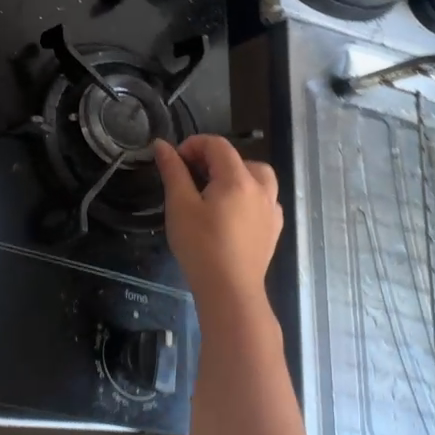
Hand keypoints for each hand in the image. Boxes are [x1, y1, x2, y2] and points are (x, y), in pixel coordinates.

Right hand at [154, 135, 281, 311]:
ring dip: (237, 175)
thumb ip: (173, 170)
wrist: (230, 290)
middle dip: (216, 159)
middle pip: (242, 159)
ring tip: (216, 190)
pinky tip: (233, 212)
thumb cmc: (200, 244)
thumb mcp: (179, 204)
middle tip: (193, 174)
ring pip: (260, 178)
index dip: (193, 145)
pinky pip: (266, 201)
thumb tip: (161, 145)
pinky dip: (250, 196)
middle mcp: (261, 190)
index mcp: (237, 179)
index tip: (175, 161)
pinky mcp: (273, 230)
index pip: (218, 145)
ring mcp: (271, 211)